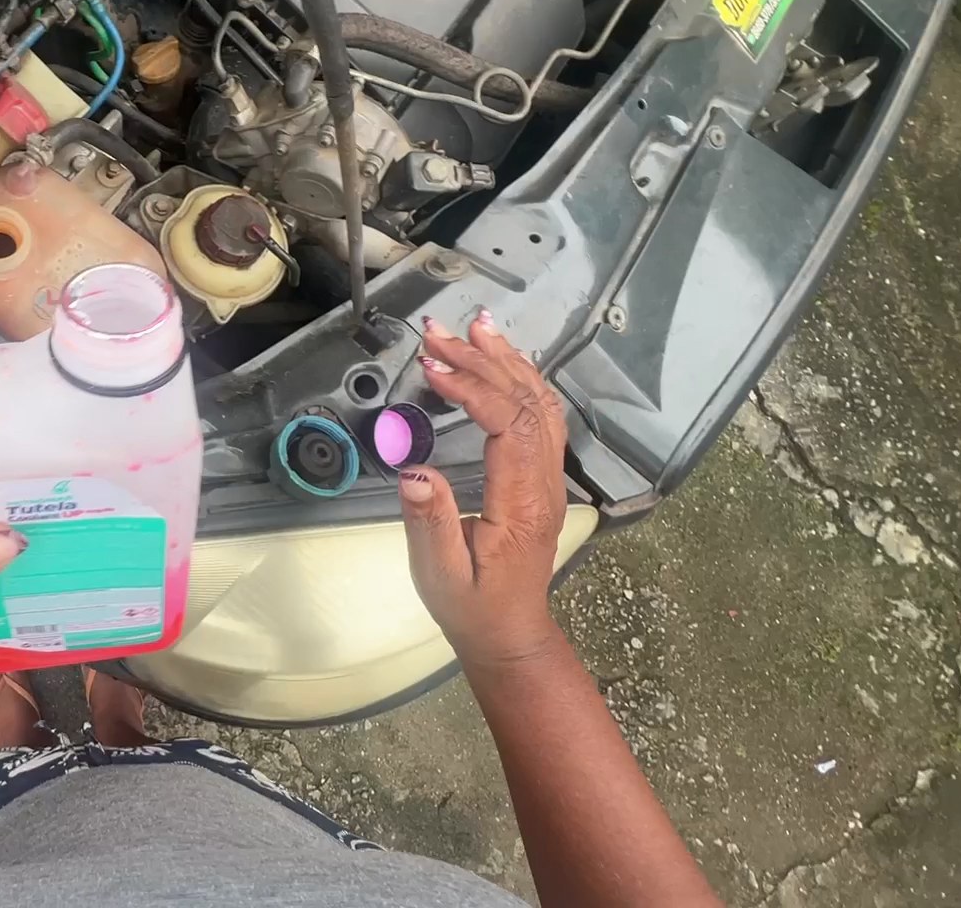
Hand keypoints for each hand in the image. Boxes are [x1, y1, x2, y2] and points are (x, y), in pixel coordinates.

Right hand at [400, 311, 569, 670]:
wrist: (511, 633)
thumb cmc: (472, 606)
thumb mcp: (441, 574)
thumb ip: (429, 522)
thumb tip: (413, 471)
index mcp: (520, 502)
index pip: (507, 425)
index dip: (472, 389)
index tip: (431, 368)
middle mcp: (543, 482)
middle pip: (526, 403)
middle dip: (481, 360)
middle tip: (439, 332)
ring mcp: (547, 477)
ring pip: (540, 404)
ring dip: (506, 361)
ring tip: (475, 327)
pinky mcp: (540, 476)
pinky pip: (540, 416)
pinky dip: (520, 380)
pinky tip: (502, 362)